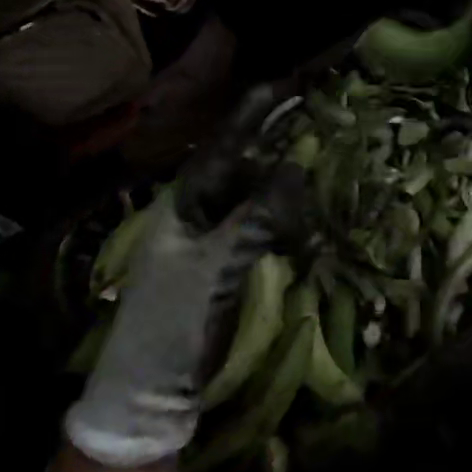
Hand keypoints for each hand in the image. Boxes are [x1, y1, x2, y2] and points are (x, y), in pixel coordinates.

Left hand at [63, 90, 303, 468]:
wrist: (150, 389)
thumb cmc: (174, 319)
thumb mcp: (215, 265)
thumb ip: (256, 215)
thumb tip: (296, 165)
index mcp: (187, 197)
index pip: (227, 141)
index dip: (257, 111)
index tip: (290, 83)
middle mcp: (200, 206)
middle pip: (244, 160)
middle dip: (276, 134)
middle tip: (315, 108)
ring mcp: (214, 234)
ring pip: (255, 189)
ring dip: (285, 170)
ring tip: (320, 149)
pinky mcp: (228, 260)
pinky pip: (262, 222)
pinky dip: (285, 211)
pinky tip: (308, 207)